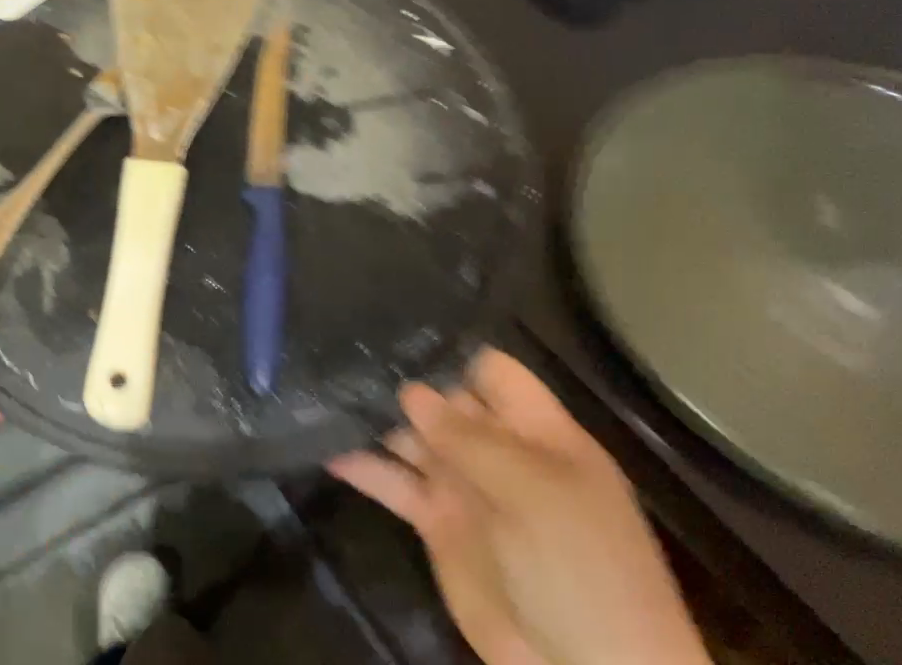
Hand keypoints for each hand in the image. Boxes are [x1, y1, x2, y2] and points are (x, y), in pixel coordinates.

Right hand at [329, 350, 708, 664]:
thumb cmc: (579, 568)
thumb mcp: (534, 492)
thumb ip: (470, 439)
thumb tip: (411, 390)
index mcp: (542, 436)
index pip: (495, 375)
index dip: (451, 355)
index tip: (394, 333)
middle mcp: (500, 454)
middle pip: (445, 403)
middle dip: (400, 381)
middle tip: (339, 353)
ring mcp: (467, 490)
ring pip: (413, 439)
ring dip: (374, 420)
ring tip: (322, 392)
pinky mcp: (437, 524)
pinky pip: (394, 484)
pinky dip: (362, 467)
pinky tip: (324, 447)